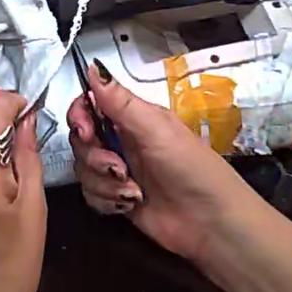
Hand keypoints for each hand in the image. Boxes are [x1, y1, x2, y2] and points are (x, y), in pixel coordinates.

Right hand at [66, 59, 258, 266]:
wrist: (211, 224)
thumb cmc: (192, 170)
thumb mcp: (156, 129)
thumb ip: (120, 101)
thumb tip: (94, 66)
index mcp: (133, 118)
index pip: (90, 105)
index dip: (79, 116)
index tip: (85, 131)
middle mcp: (123, 141)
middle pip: (81, 140)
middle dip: (93, 155)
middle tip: (118, 167)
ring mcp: (119, 170)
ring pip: (83, 169)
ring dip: (103, 182)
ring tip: (132, 190)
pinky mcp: (117, 197)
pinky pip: (90, 194)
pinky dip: (106, 200)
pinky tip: (129, 203)